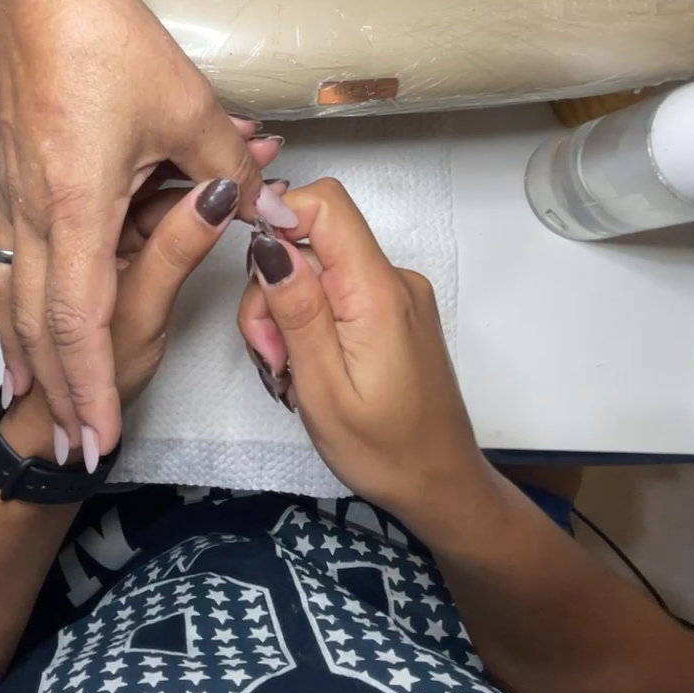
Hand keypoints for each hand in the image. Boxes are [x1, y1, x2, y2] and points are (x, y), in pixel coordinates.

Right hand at [0, 0, 294, 468]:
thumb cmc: (100, 42)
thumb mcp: (185, 106)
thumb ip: (225, 165)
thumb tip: (259, 194)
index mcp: (75, 204)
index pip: (79, 316)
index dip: (89, 382)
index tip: (96, 434)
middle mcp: (33, 213)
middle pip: (37, 323)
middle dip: (56, 389)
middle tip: (72, 439)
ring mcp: (13, 198)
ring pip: (12, 297)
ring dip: (28, 354)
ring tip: (35, 399)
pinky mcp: (10, 182)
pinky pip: (4, 262)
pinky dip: (10, 307)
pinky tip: (14, 323)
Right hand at [236, 178, 489, 519]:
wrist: (441, 488)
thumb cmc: (384, 452)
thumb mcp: (323, 387)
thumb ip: (296, 310)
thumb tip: (267, 241)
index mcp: (377, 293)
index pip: (326, 205)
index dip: (277, 215)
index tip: (252, 270)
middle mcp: (391, 280)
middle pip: (308, 243)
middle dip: (271, 290)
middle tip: (271, 356)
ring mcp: (392, 294)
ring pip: (313, 270)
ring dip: (285, 315)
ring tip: (289, 372)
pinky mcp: (388, 310)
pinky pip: (332, 292)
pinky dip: (307, 322)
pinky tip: (306, 367)